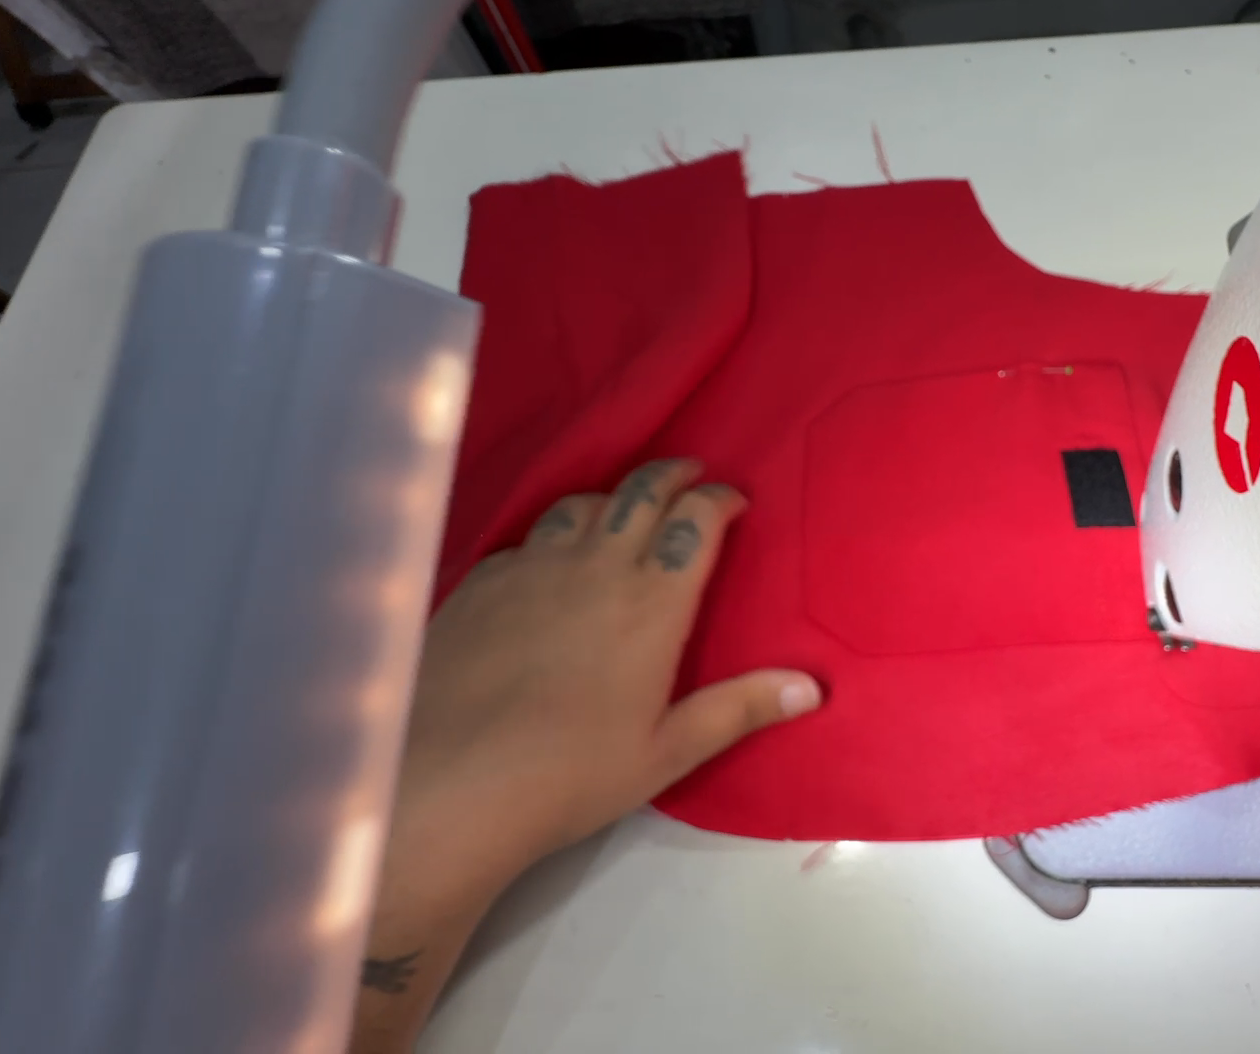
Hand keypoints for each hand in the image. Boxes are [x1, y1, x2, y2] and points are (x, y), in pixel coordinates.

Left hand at [351, 460, 821, 1052]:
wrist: (446, 787)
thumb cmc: (572, 774)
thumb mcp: (670, 750)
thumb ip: (741, 709)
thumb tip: (813, 687)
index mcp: (652, 603)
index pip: (694, 523)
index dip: (719, 500)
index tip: (734, 500)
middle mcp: (595, 569)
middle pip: (640, 493)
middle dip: (673, 474)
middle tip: (691, 472)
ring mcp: (532, 570)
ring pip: (580, 505)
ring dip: (613, 498)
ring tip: (624, 509)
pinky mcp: (480, 583)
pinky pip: (528, 539)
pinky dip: (554, 537)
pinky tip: (550, 563)